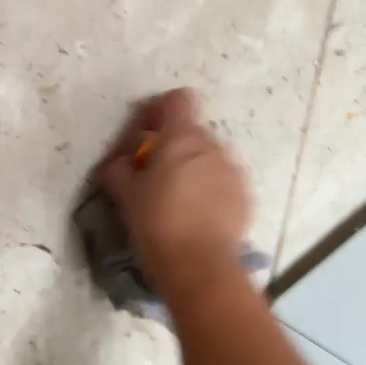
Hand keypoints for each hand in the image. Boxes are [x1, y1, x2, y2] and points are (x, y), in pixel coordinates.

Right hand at [98, 89, 252, 296]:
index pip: (177, 100)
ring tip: (174, 199)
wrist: (199, 264)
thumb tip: (124, 162)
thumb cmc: (155, 222)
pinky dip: (207, 189)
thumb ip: (120, 169)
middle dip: (171, 147)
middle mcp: (213, 147)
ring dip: (190, 168)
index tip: (144, 132)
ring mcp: (234, 171)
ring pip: (207, 157)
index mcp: (181, 140)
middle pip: (190, 132)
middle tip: (151, 176)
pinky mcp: (245, 195)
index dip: (159, 109)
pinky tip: (193, 215)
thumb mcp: (124, 194)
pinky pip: (221, 180)